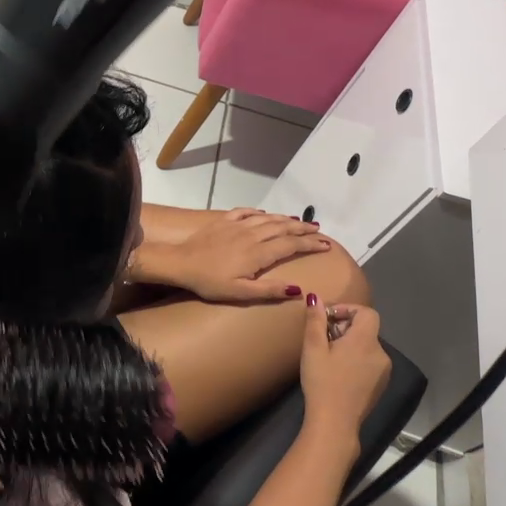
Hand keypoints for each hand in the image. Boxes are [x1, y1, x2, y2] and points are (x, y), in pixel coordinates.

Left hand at [128, 207, 331, 301]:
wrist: (180, 263)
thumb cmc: (209, 282)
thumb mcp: (240, 293)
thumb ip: (269, 290)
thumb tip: (299, 289)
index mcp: (258, 253)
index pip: (291, 246)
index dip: (310, 244)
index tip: (326, 245)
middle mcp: (250, 235)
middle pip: (282, 228)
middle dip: (302, 229)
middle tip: (318, 230)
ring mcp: (235, 226)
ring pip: (266, 219)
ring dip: (284, 219)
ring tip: (299, 221)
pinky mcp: (221, 221)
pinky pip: (244, 212)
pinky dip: (258, 212)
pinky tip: (264, 213)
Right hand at [298, 299, 391, 439]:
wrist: (336, 420)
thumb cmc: (322, 381)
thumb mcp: (313, 348)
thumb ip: (315, 321)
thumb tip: (315, 298)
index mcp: (365, 342)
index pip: (367, 312)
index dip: (347, 309)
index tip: (326, 319)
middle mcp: (381, 353)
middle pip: (365, 328)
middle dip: (342, 326)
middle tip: (320, 338)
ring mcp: (384, 371)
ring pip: (366, 345)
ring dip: (348, 342)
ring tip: (326, 355)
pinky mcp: (381, 383)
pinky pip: (369, 360)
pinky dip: (354, 357)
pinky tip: (337, 371)